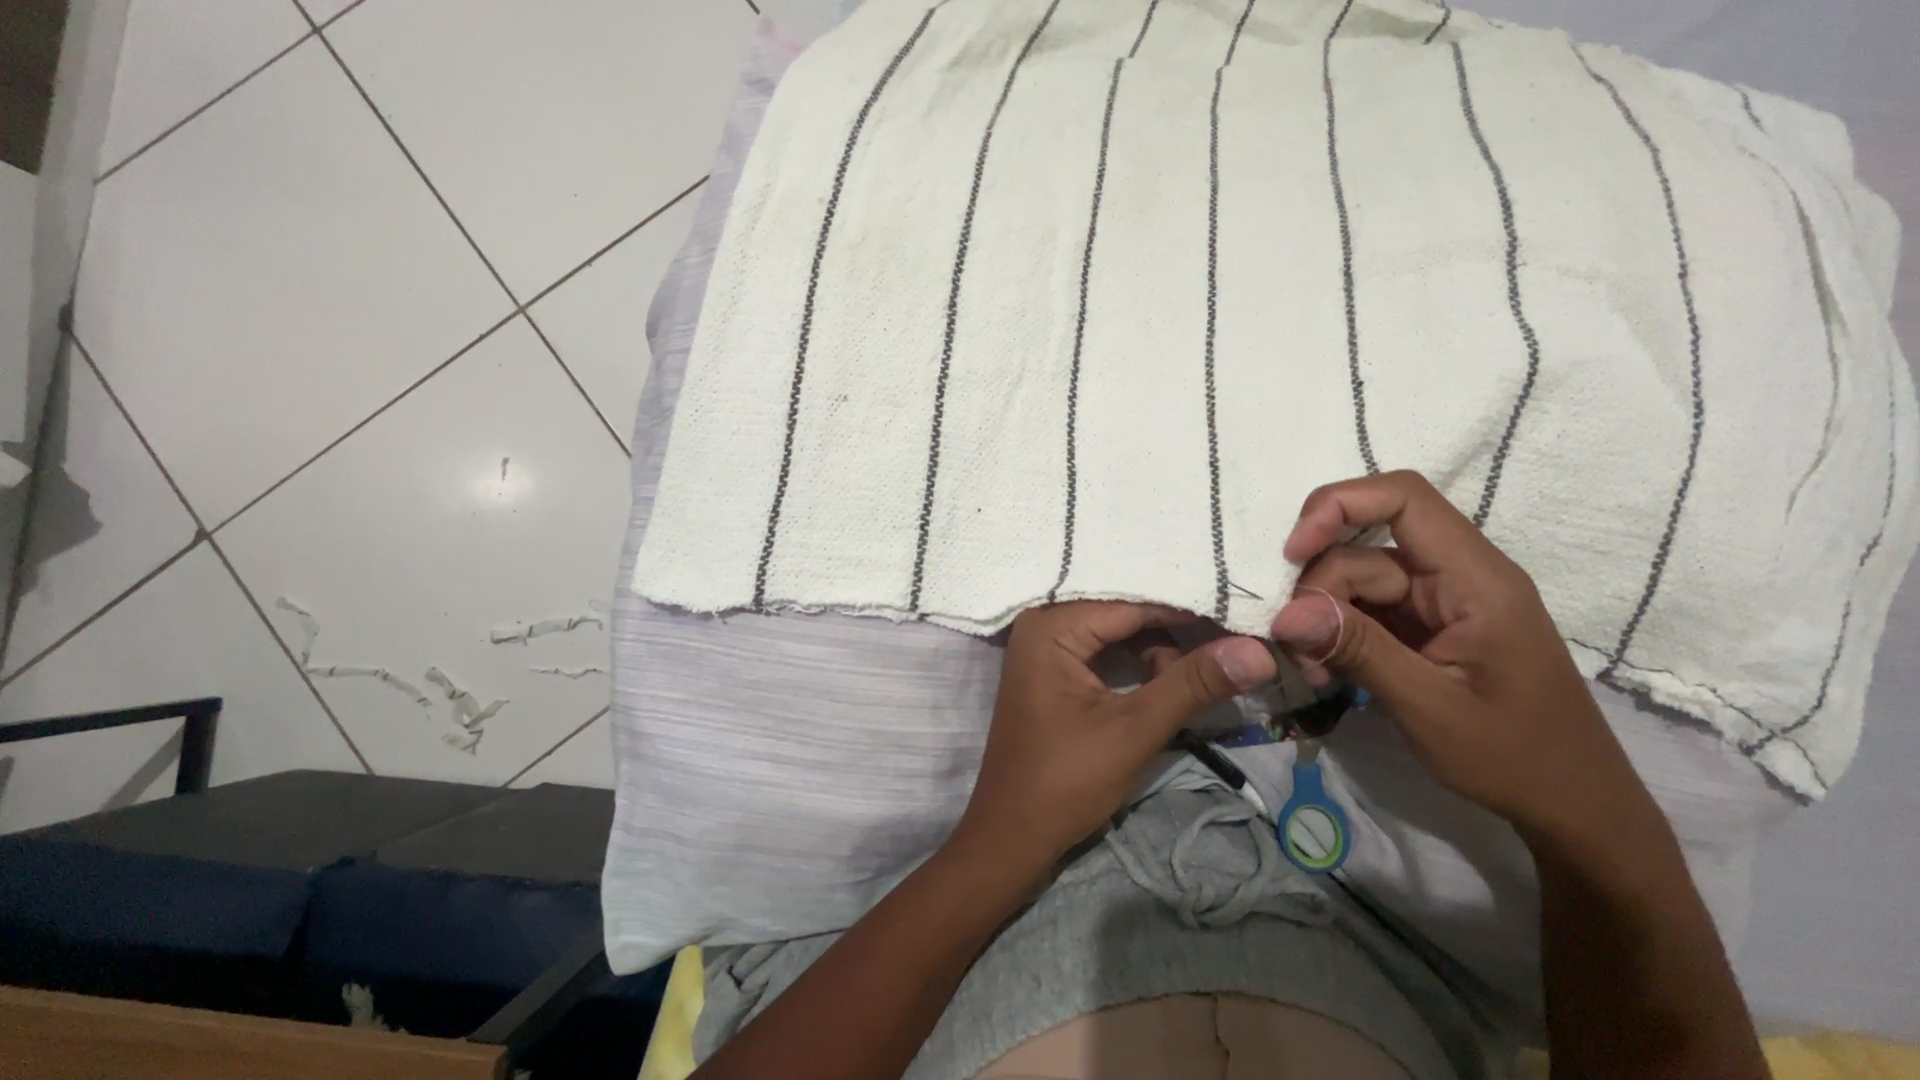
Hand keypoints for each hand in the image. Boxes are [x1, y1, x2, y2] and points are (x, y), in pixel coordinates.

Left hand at [951, 602, 1275, 869]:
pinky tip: (1174, 681)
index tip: (1246, 616)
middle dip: (1178, 628)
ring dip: (1162, 650)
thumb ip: (1192, 683)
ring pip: (1119, 632)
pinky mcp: (1053, 671)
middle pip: (1126, 611)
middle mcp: (1043, 623)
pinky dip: (1140, 664)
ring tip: (1210, 670)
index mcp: (1051, 626)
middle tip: (1239, 638)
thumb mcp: (1134, 729)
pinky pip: (1105, 651)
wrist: (1011, 835)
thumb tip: (1259, 650)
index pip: (1134, 601)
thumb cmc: (1065, 782)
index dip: (1191, 609)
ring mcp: (1045, 647)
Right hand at [1267, 470, 1651, 840]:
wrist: (1572, 805)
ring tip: (1314, 672)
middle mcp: (1458, 577)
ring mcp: (1442, 604)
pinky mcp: (1428, 629)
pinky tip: (1328, 672)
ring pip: (1359, 582)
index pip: (1404, 499)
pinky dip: (1340, 635)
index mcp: (1477, 579)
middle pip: (1366, 549)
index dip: (1338, 506)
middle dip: (1320, 591)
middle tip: (1298, 650)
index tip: (1291, 553)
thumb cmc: (1515, 756)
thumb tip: (1286, 614)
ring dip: (1325, 620)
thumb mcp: (1429, 706)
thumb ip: (1358, 650)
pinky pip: (1368, 612)